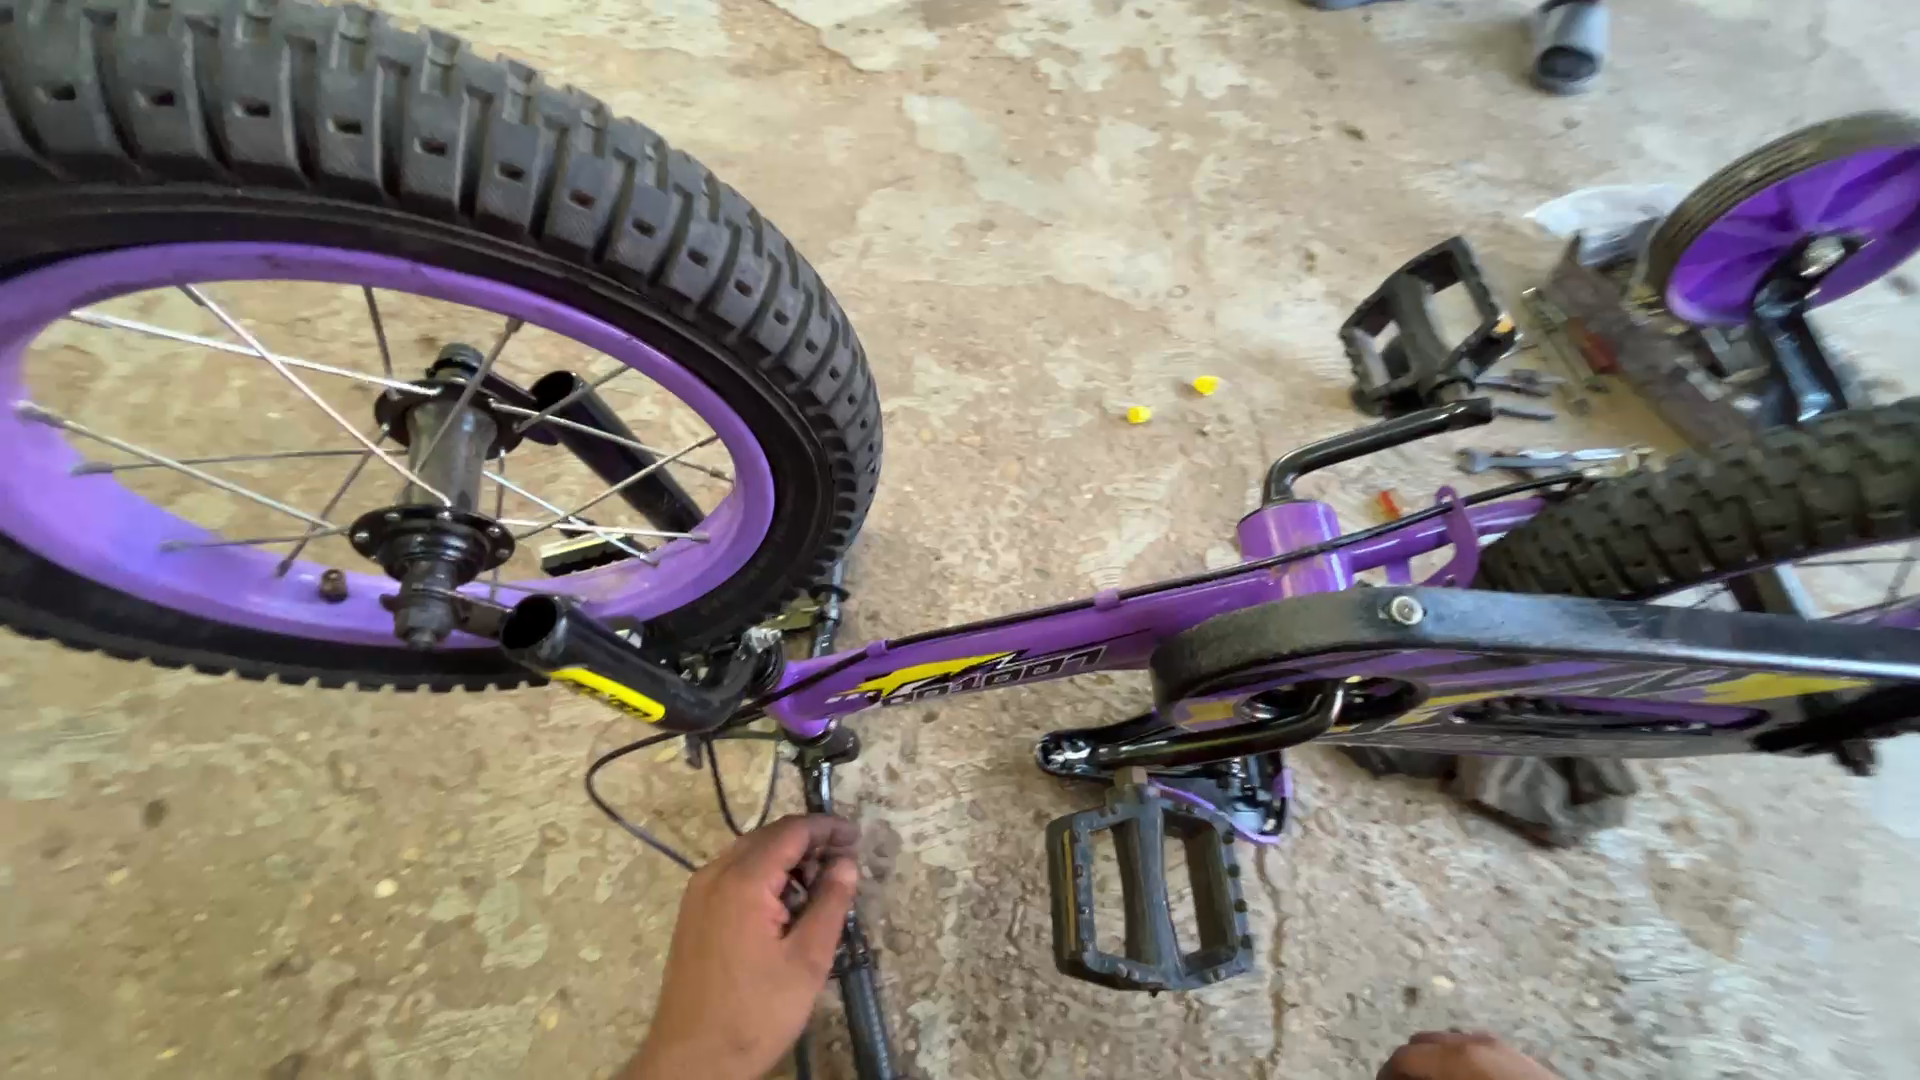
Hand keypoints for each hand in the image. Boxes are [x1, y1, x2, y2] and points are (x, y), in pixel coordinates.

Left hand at [624, 814, 860, 1079]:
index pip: (792, 831)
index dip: (827, 828)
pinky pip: (734, 874)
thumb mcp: (808, 960)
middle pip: (769, 836)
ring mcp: (698, 893)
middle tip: (843, 862)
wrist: (691, 1065)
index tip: (857, 838)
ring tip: (819, 886)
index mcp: (743, 880)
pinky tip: (785, 905)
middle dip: (809, 841)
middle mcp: (715, 874)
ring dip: (787, 859)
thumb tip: (846, 863)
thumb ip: (831, 903)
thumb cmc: (755, 1013)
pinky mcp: (694, 913)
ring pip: (750, 853)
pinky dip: (764, 875)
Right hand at [1377, 1032, 1561, 1079]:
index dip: (1387, 1075)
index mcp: (1457, 1056)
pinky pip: (1475, 1052)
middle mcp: (1473, 1040)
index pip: (1404, 1057)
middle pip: (1422, 1043)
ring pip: (1449, 1044)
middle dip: (1410, 1066)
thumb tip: (1399, 1079)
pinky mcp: (1521, 1056)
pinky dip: (1459, 1065)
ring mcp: (1499, 1044)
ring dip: (1434, 1063)